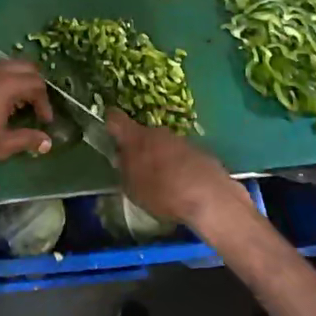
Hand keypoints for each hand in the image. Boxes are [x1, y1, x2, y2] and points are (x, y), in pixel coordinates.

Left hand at [0, 59, 53, 189]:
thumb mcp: (3, 144)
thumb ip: (28, 139)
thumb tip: (48, 142)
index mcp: (4, 84)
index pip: (36, 83)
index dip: (44, 101)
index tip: (45, 120)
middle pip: (24, 67)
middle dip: (34, 85)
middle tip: (35, 107)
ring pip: (6, 67)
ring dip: (17, 81)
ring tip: (18, 106)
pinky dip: (0, 81)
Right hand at [106, 109, 253, 228]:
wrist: (208, 196)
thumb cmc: (162, 192)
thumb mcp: (131, 187)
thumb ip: (124, 169)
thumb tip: (122, 158)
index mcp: (135, 138)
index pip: (115, 119)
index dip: (109, 122)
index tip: (107, 129)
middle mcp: (157, 132)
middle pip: (142, 134)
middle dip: (138, 147)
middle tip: (136, 167)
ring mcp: (180, 139)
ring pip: (162, 144)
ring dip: (159, 156)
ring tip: (161, 180)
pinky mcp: (198, 150)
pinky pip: (180, 155)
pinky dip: (177, 165)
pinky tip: (181, 185)